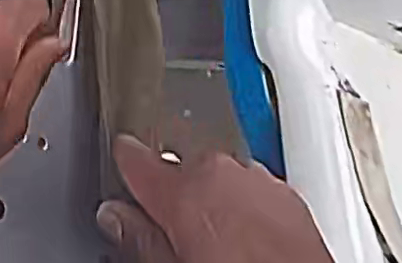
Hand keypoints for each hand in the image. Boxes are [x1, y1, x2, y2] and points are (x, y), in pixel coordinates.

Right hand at [95, 135, 332, 262]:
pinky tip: (247, 240)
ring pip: (217, 177)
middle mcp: (216, 171)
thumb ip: (141, 239)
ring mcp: (253, 177)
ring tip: (217, 243)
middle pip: (179, 169)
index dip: (124, 161)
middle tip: (176, 233)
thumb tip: (117, 217)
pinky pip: (250, 188)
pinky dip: (243, 204)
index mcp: (182, 189)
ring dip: (211, 199)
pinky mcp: (284, 192)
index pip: (136, 157)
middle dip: (175, 195)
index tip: (121, 161)